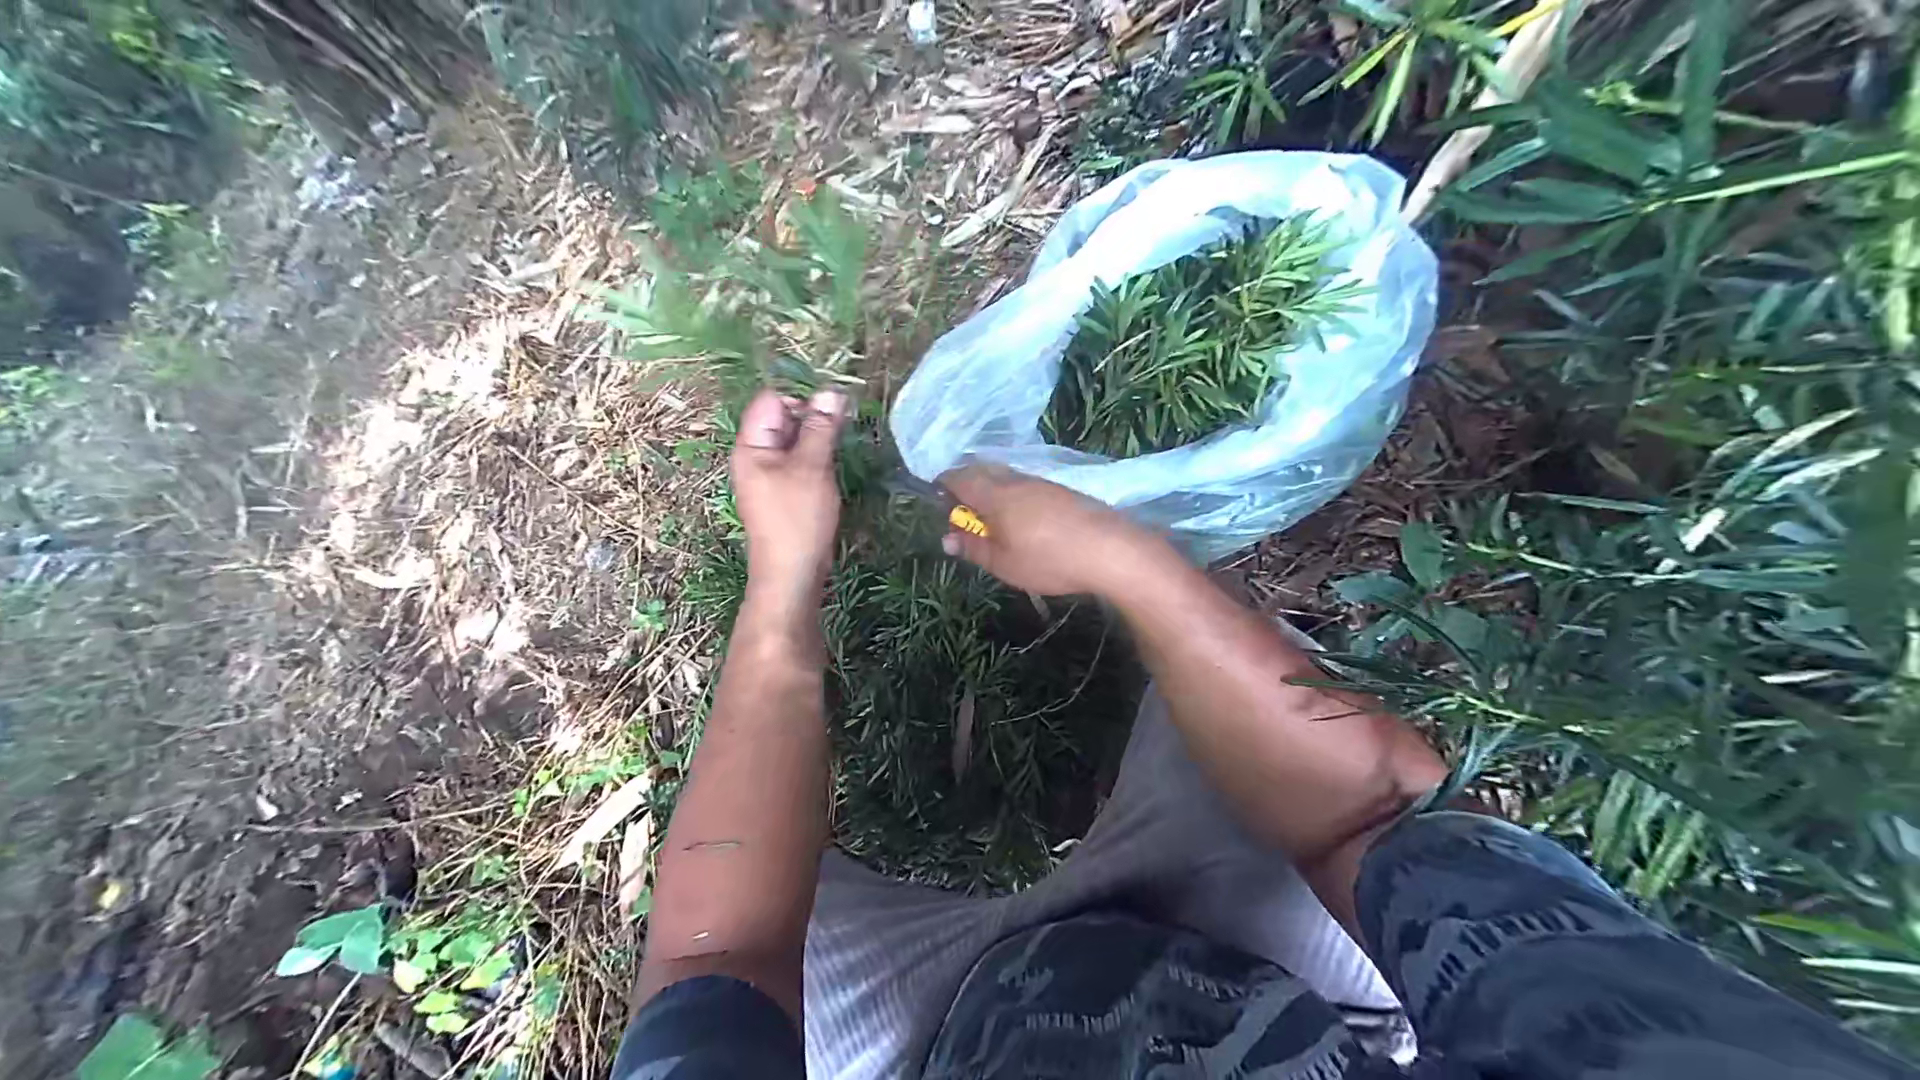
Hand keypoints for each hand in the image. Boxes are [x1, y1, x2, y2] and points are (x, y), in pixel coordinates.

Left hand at [732, 387, 850, 608]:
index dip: (801, 397)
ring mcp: (769, 476)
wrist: (793, 574)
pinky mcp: (784, 492)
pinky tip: (834, 463)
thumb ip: (820, 427)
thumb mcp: (812, 467)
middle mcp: (755, 457)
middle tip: (844, 420)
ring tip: (842, 439)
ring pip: (793, 441)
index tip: (833, 405)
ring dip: (817, 436)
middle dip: (812, 414)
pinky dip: (816, 456)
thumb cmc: (798, 519)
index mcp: (751, 446)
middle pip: (782, 419)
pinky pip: (798, 462)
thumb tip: (831, 392)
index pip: (771, 401)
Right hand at [937, 464, 1171, 596]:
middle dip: (967, 485)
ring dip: (992, 490)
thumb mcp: (1003, 563)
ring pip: (1007, 477)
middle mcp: (1017, 480)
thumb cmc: (1048, 559)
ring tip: (992, 520)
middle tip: (963, 513)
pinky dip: (1014, 496)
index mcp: (995, 494)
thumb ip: (973, 548)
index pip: (959, 477)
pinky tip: (1023, 520)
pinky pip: (1027, 485)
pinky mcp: (1063, 491)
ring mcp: (1043, 483)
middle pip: (983, 470)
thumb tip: (946, 538)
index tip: (938, 500)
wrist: (1111, 550)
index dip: (944, 485)